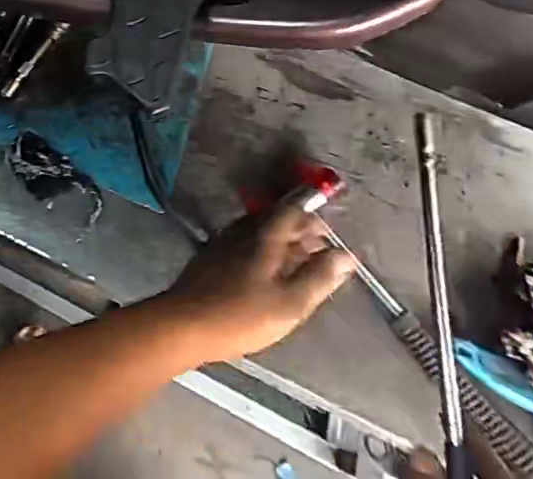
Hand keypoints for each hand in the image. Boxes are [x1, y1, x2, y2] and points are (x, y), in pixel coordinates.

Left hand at [159, 200, 357, 360]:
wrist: (187, 322)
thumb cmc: (243, 314)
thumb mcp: (291, 302)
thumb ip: (320, 277)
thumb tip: (345, 255)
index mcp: (264, 235)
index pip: (292, 210)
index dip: (313, 216)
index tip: (330, 232)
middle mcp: (243, 230)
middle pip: (276, 219)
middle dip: (300, 230)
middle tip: (320, 250)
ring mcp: (225, 241)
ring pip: (260, 231)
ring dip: (283, 241)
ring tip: (300, 263)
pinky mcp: (214, 256)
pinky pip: (246, 243)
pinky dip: (264, 250)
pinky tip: (269, 272)